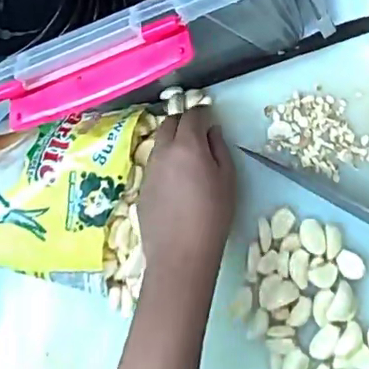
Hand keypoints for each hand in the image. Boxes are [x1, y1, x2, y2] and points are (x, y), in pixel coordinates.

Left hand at [137, 107, 234, 283]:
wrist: (180, 256)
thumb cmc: (212, 216)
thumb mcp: (227, 179)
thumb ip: (219, 148)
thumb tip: (211, 131)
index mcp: (187, 144)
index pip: (192, 115)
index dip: (201, 113)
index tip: (209, 118)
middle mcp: (163, 151)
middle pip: (169, 123)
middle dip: (183, 122)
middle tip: (197, 133)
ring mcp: (149, 169)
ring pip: (159, 143)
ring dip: (172, 142)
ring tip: (187, 160)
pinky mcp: (141, 188)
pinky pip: (154, 165)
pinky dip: (165, 164)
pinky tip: (175, 184)